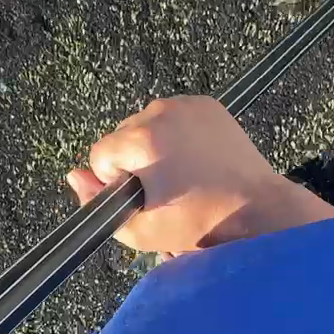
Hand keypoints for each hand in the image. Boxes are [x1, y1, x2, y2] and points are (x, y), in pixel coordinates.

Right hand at [66, 96, 333, 254]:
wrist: (259, 211)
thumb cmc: (202, 224)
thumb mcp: (142, 229)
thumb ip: (98, 203)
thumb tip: (74, 175)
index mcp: (142, 139)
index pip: (101, 156)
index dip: (117, 183)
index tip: (145, 199)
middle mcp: (161, 112)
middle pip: (123, 137)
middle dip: (136, 163)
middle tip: (167, 192)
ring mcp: (188, 104)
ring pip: (147, 125)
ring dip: (154, 148)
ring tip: (183, 177)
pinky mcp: (208, 105)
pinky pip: (175, 117)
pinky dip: (177, 136)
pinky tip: (196, 161)